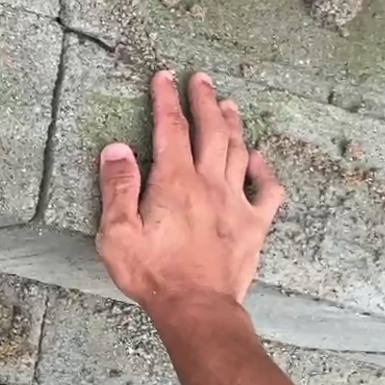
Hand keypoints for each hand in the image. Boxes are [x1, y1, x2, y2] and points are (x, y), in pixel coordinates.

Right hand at [95, 71, 285, 318]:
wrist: (196, 308)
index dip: (166, 100)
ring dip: (232, 124)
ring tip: (228, 103)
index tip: (163, 77)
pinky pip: (268, 189)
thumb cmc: (151, 271)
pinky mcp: (253, 225)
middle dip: (204, 101)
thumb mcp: (116, 231)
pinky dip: (264, 168)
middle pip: (210, 131)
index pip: (170, 129)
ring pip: (238, 151)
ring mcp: (237, 203)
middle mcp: (209, 184)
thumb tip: (116, 148)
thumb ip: (117, 187)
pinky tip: (257, 157)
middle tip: (200, 79)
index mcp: (174, 183)